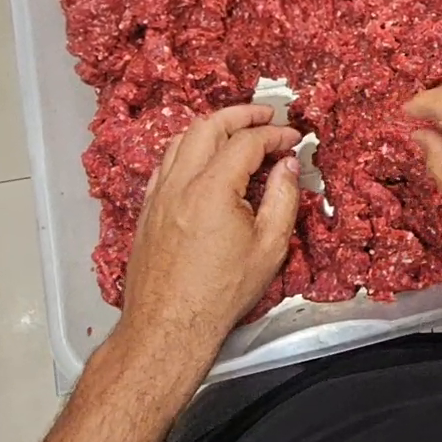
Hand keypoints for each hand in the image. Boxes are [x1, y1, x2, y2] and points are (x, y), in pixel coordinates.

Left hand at [119, 105, 302, 363]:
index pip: (246, 142)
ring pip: (181, 139)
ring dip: (213, 127)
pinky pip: (167, 162)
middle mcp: (180, 184)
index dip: (274, 134)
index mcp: (212, 190)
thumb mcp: (270, 246)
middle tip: (267, 116)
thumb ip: (283, 197)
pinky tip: (207, 159)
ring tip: (238, 131)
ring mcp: (158, 195)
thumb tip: (287, 165)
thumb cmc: (223, 291)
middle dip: (241, 115)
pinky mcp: (148, 209)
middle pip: (208, 126)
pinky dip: (190, 148)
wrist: (168, 326)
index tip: (293, 138)